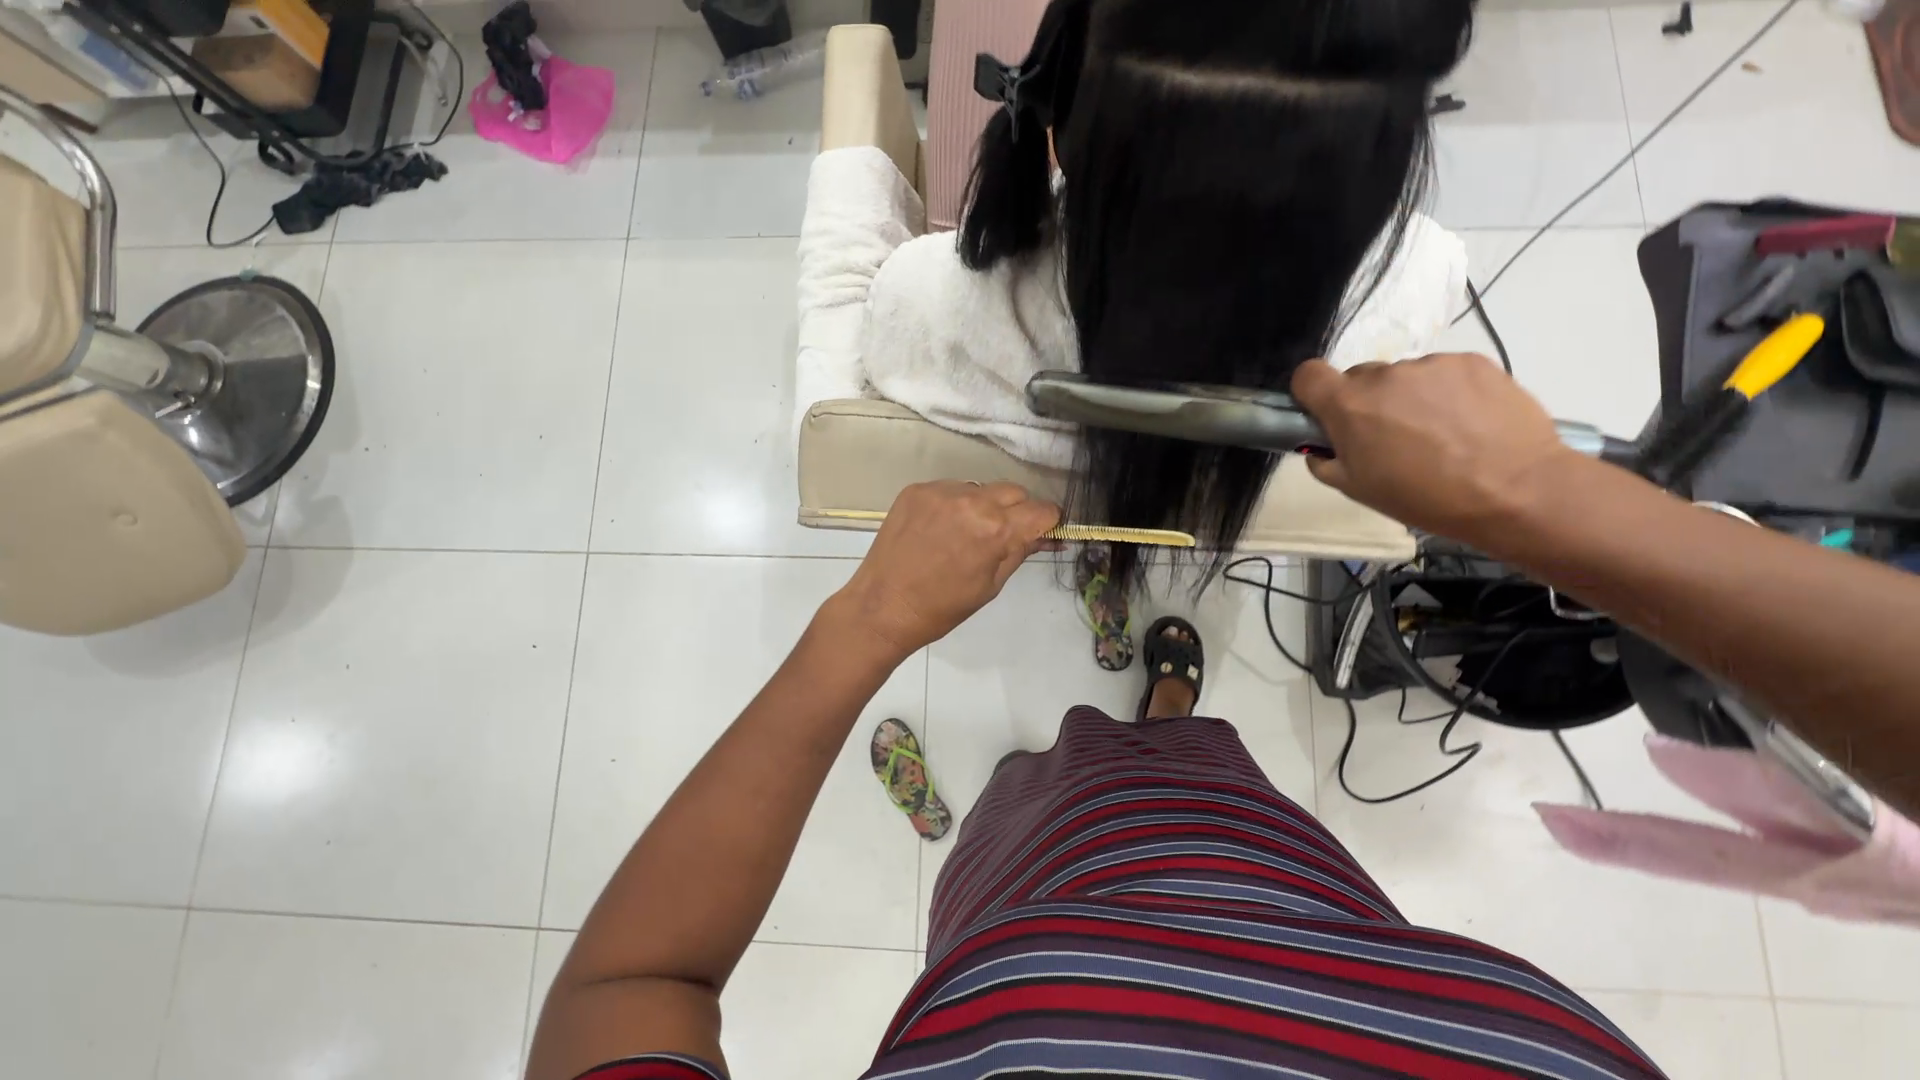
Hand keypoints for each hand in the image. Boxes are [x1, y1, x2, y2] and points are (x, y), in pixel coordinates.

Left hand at [829, 481, 1061, 658]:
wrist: (882, 607)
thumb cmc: (941, 608)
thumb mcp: (991, 585)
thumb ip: (1020, 551)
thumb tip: (1047, 536)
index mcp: (995, 529)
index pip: (1042, 510)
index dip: (1048, 522)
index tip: (1042, 533)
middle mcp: (971, 500)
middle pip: (1014, 492)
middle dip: (1017, 512)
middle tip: (1002, 538)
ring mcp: (941, 491)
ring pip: (981, 488)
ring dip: (984, 506)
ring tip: (964, 535)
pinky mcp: (917, 490)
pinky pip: (951, 489)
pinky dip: (954, 505)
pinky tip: (940, 530)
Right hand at [1290, 353, 1585, 540]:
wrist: (1516, 491)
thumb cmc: (1425, 498)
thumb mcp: (1359, 491)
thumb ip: (1327, 461)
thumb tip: (1324, 446)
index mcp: (1349, 405)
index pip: (1308, 375)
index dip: (1312, 393)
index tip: (1326, 414)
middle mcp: (1385, 375)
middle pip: (1361, 379)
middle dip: (1368, 403)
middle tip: (1393, 438)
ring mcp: (1432, 364)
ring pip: (1406, 378)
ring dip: (1412, 399)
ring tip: (1442, 435)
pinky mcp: (1473, 362)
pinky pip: (1445, 374)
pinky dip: (1449, 394)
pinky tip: (1469, 425)